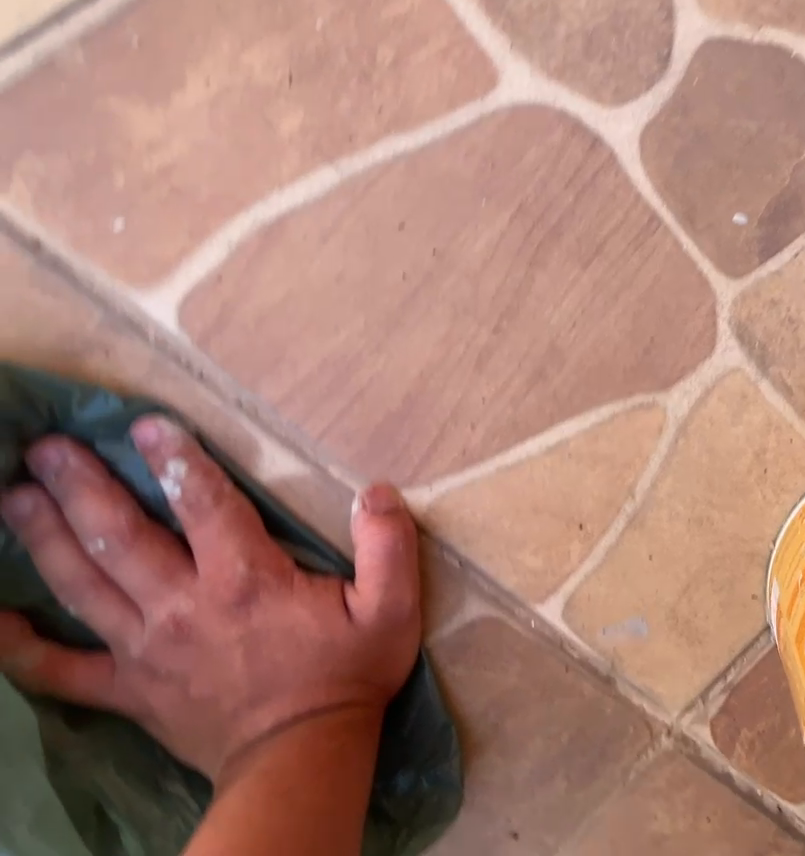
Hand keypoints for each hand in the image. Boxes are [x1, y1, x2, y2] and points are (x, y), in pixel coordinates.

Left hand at [0, 415, 419, 784]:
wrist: (303, 750)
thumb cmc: (352, 669)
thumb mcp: (394, 604)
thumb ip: (389, 543)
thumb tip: (376, 489)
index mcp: (248, 581)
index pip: (206, 508)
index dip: (179, 464)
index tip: (149, 426)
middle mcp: (183, 606)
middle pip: (121, 540)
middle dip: (83, 490)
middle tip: (48, 449)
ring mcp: (145, 649)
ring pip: (82, 586)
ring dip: (46, 538)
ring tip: (14, 498)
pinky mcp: (127, 688)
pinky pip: (55, 668)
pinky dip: (17, 645)